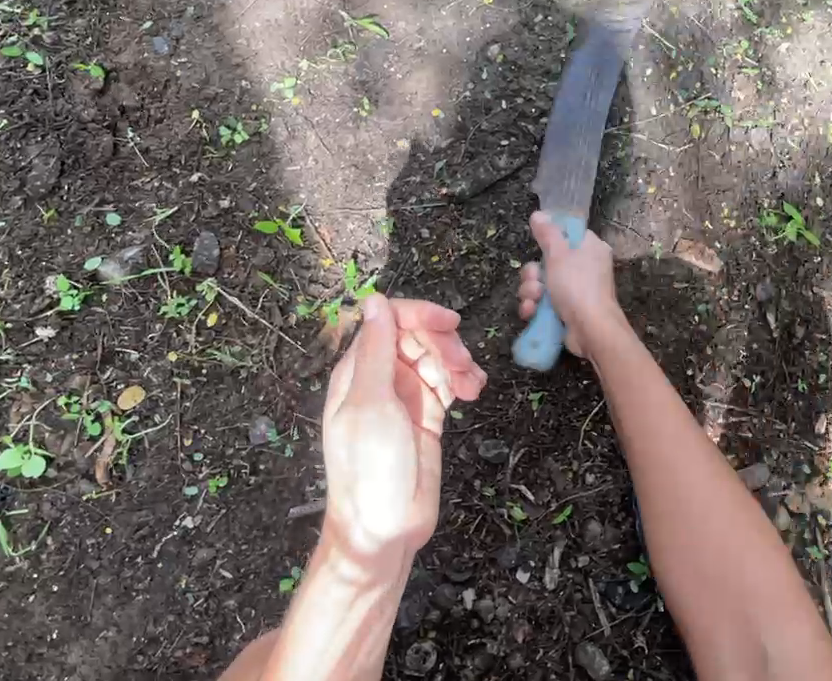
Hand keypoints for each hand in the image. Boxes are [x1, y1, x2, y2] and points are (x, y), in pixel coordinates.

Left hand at [322, 295, 485, 562]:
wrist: (384, 531)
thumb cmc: (370, 468)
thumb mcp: (372, 405)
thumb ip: (376, 351)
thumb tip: (375, 300)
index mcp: (359, 370)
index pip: (389, 319)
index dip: (420, 314)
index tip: (450, 324)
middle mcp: (382, 376)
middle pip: (417, 335)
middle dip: (444, 343)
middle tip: (463, 366)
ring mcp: (406, 396)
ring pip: (436, 356)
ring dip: (458, 363)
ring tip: (471, 387)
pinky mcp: (428, 414)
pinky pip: (448, 382)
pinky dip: (463, 381)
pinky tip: (473, 392)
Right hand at [521, 211, 630, 359]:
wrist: (591, 330)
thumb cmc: (578, 286)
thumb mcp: (558, 254)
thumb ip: (547, 233)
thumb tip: (538, 214)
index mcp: (589, 247)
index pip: (566, 232)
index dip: (548, 238)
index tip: (537, 244)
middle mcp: (584, 266)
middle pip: (547, 260)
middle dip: (533, 273)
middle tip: (535, 281)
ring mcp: (575, 289)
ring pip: (541, 283)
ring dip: (530, 292)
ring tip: (534, 301)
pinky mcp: (566, 310)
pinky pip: (543, 302)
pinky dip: (535, 307)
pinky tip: (531, 313)